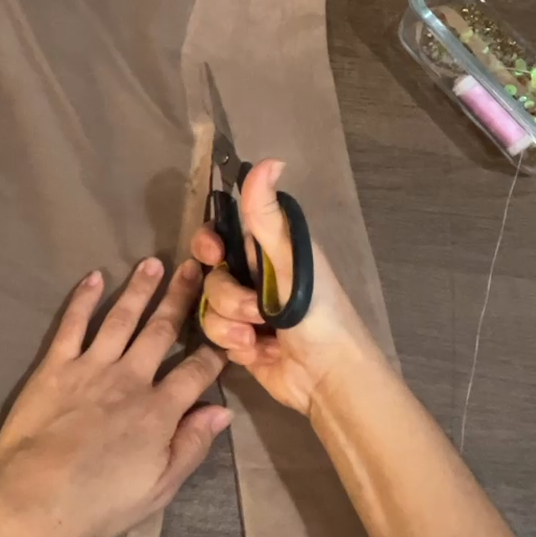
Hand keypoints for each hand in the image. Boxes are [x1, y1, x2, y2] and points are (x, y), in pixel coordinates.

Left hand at [0, 257, 230, 536]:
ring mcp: (91, 366)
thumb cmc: (98, 504)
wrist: (33, 500)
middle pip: (161, 331)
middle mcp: (129, 378)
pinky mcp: (56, 364)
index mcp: (158, 411)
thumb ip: (190, 446)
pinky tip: (94, 277)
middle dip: (180, 299)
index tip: (224, 329)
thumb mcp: (157, 490)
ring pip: (122, 318)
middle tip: (193, 269)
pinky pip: (73, 324)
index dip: (214, 352)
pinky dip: (84, 299)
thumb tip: (222, 412)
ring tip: (153, 263)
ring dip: (139, 289)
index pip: (196, 372)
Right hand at [193, 158, 381, 414]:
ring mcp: (245, 309)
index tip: (215, 254)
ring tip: (259, 334)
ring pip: (209, 305)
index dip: (208, 242)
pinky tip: (258, 351)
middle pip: (210, 272)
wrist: (327, 377)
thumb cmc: (316, 310)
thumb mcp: (290, 257)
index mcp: (268, 248)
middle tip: (248, 306)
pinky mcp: (239, 340)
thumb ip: (268, 213)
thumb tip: (270, 159)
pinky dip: (235, 344)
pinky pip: (214, 333)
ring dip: (232, 322)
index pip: (220, 232)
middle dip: (225, 293)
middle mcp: (254, 275)